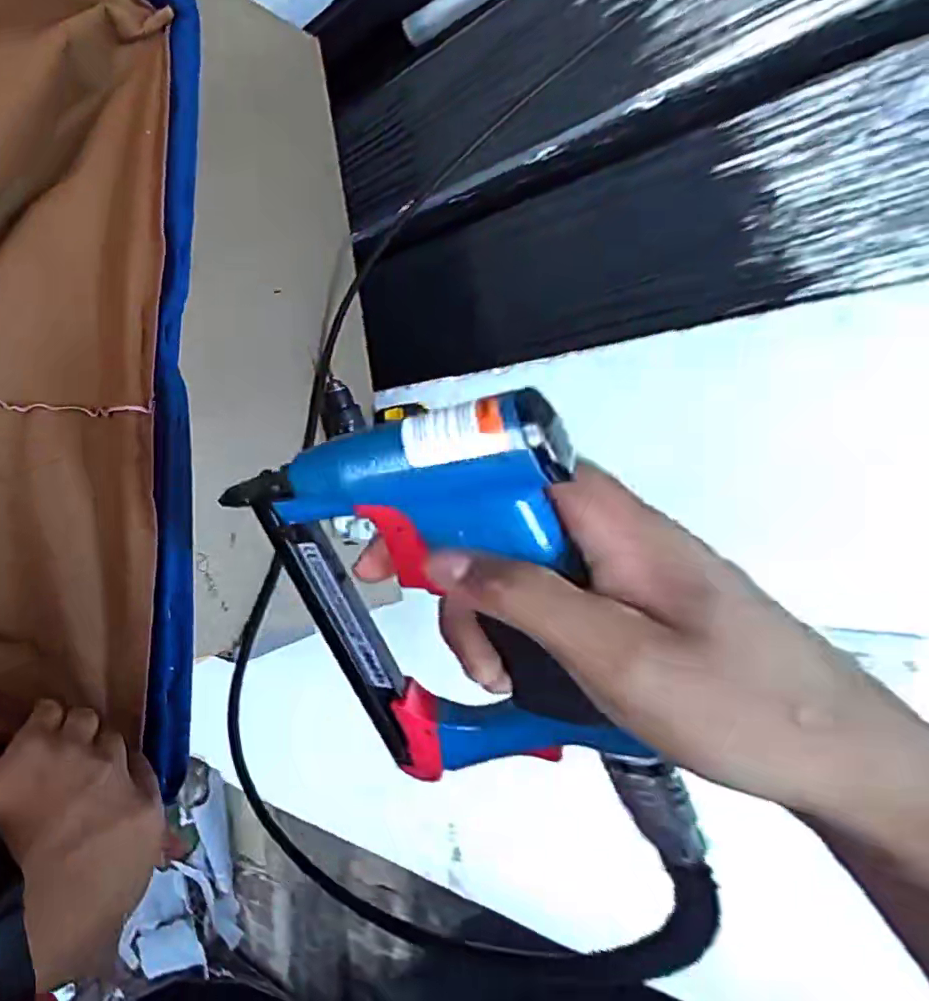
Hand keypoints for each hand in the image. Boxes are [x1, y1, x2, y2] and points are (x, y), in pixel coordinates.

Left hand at [0, 699, 165, 989]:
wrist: (6, 900)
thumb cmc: (67, 921)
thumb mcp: (123, 901)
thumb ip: (140, 856)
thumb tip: (150, 842)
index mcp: (146, 815)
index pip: (144, 772)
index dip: (125, 776)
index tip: (108, 786)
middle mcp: (116, 773)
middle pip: (113, 741)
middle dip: (98, 755)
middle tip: (77, 773)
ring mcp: (76, 750)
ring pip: (84, 717)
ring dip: (74, 732)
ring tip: (56, 750)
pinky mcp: (35, 738)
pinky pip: (48, 709)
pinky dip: (44, 720)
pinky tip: (35, 737)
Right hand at [354, 462, 928, 832]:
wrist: (855, 777)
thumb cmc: (748, 708)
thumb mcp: (620, 654)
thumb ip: (524, 597)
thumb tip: (440, 558)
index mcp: (619, 528)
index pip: (514, 466)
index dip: (442, 473)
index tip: (387, 506)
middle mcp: (606, 539)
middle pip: (494, 519)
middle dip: (441, 557)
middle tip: (388, 583)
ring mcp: (607, 576)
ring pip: (504, 567)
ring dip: (474, 612)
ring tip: (488, 670)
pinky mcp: (608, 609)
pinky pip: (530, 600)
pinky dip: (502, 631)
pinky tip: (509, 672)